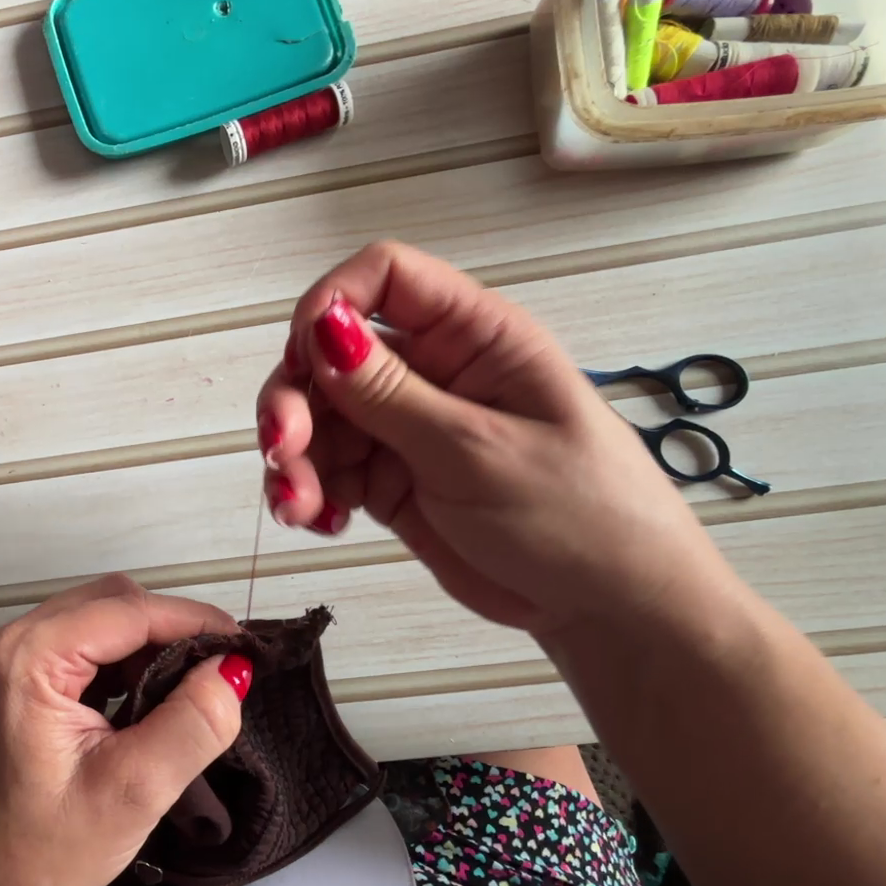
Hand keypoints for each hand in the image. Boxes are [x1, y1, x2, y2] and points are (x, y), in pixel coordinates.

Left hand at [0, 574, 249, 885]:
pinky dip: (127, 657)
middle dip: (172, 627)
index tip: (247, 646)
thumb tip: (234, 668)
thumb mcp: (135, 790)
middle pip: (112, 602)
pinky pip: (87, 641)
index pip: (127, 611)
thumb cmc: (49, 853)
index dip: (193, 620)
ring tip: (192, 688)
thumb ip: (193, 723)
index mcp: (28, 658)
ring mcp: (13, 655)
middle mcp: (13, 641)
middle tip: (222, 670)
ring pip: (102, 617)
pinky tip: (152, 696)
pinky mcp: (22, 674)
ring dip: (151, 643)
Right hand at [255, 242, 733, 636]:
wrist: (602, 608)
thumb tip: (320, 326)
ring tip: (302, 510)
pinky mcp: (386, 478)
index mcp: (471, 337)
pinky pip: (325, 469)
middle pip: (328, 356)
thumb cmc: (573, 515)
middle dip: (294, 402)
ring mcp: (404, 426)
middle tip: (282, 454)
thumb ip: (390, 392)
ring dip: (294, 462)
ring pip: (316, 419)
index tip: (301, 361)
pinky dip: (309, 494)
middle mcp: (429, 371)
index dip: (328, 304)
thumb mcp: (476, 449)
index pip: (384, 277)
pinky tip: (323, 521)